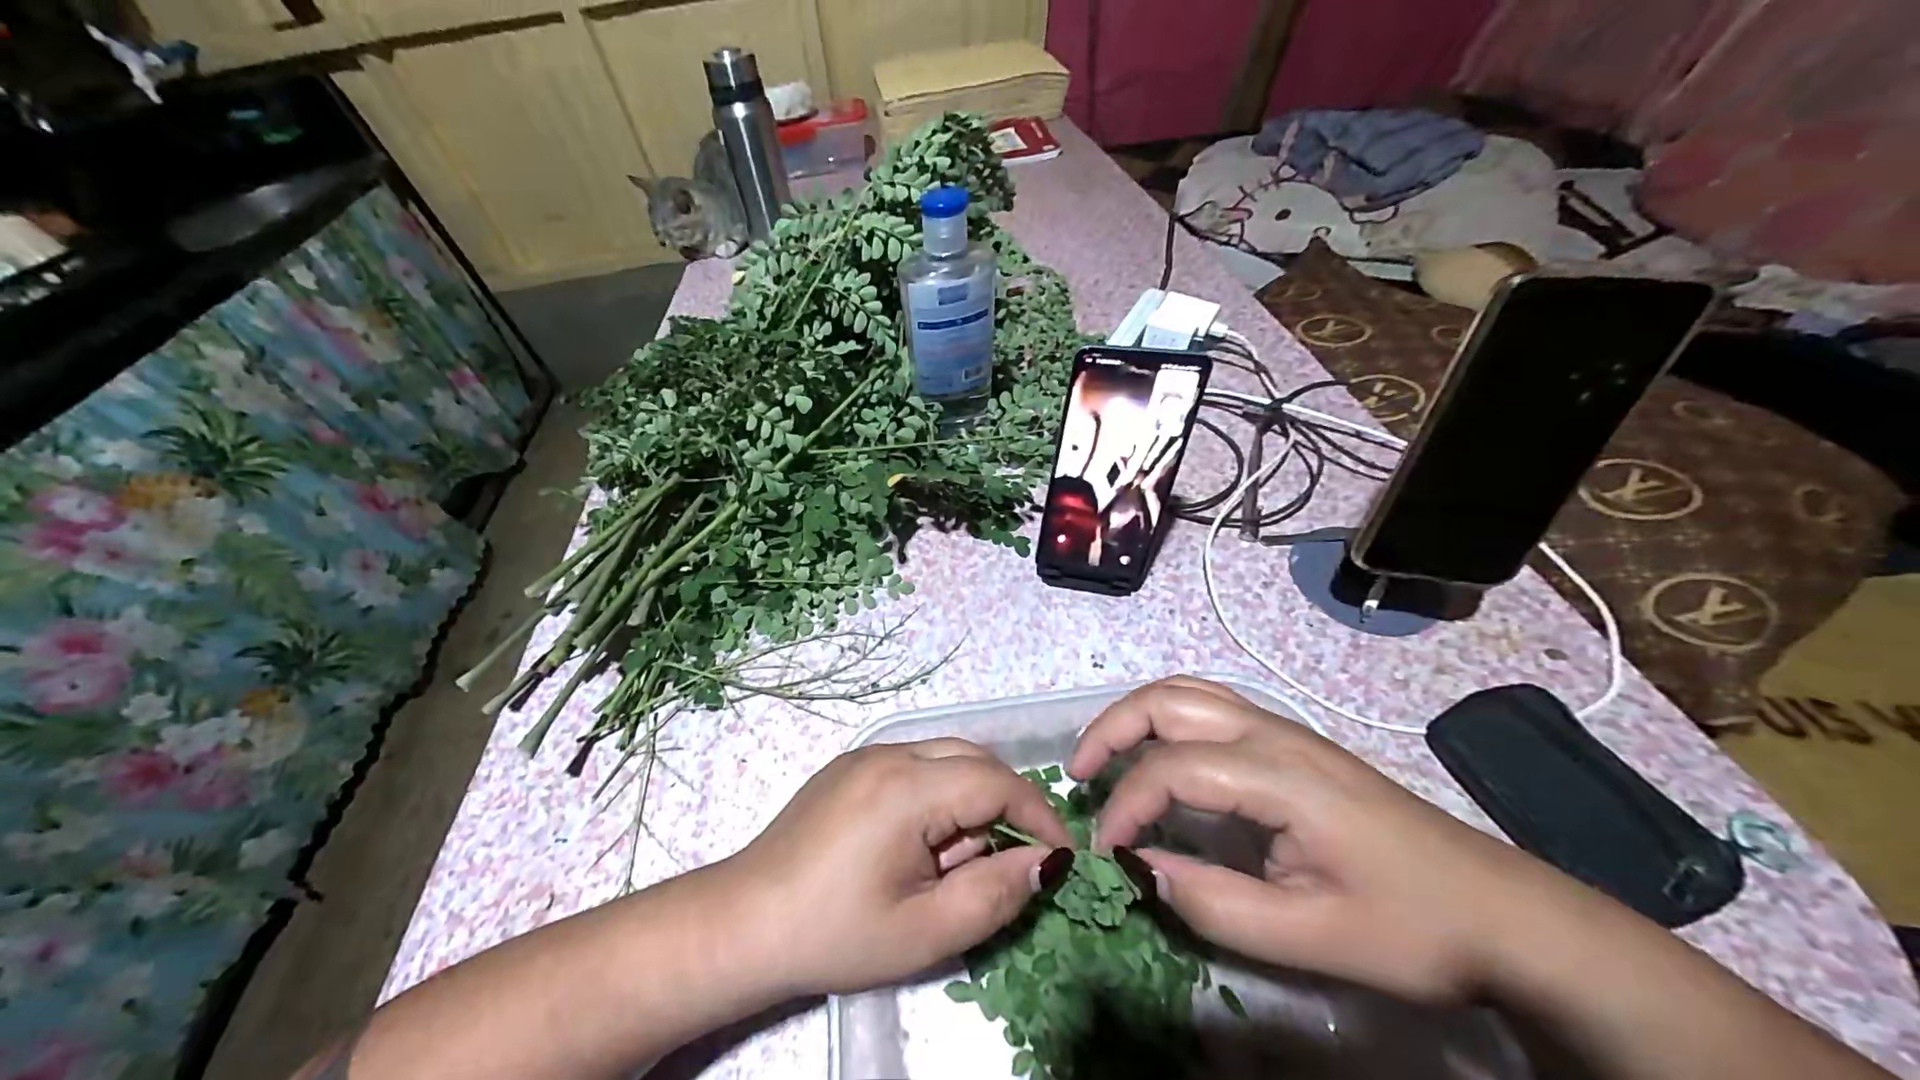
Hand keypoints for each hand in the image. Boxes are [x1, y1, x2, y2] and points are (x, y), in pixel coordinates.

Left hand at [721, 739, 1073, 996]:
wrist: (743, 924)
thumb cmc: (835, 934)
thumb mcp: (925, 931)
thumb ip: (995, 892)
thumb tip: (1047, 861)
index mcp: (906, 788)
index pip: (996, 782)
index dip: (1038, 815)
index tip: (1061, 856)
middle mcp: (888, 754)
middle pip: (974, 760)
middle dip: (1004, 805)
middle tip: (1005, 860)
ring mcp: (865, 755)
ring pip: (946, 758)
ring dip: (970, 799)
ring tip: (954, 859)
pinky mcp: (849, 766)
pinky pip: (915, 764)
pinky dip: (938, 794)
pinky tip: (920, 843)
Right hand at [1071, 676, 1570, 1003]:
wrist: (1502, 912)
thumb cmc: (1410, 926)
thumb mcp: (1308, 936)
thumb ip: (1211, 903)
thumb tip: (1137, 869)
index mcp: (1278, 775)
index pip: (1172, 769)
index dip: (1126, 807)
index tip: (1107, 855)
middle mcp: (1273, 733)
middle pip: (1169, 700)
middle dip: (1112, 729)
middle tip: (1080, 775)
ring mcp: (1285, 730)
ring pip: (1188, 692)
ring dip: (1136, 716)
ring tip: (1106, 759)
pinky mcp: (1292, 743)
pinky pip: (1210, 706)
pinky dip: (1166, 719)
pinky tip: (1160, 755)